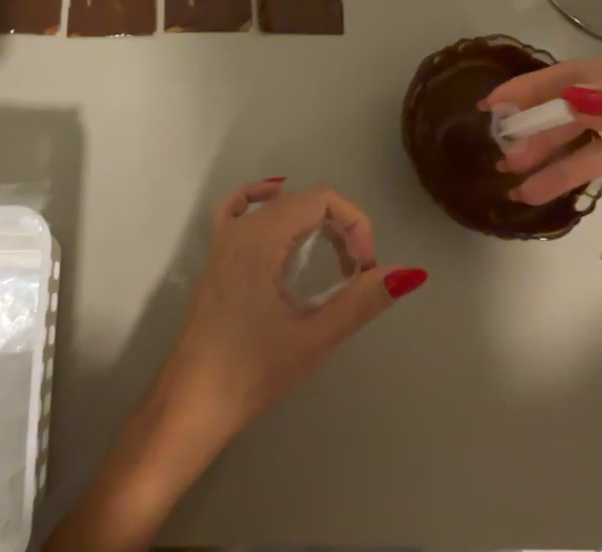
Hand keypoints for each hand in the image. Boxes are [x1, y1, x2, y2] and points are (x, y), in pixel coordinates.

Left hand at [158, 180, 426, 437]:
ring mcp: (222, 242)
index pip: (321, 199)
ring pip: (275, 207)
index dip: (355, 225)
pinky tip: (280, 218)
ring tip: (331, 262)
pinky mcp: (215, 260)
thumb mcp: (314, 337)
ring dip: (310, 223)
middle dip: (338, 228)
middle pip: (300, 200)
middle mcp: (239, 230)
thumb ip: (361, 301)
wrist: (192, 402)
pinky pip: (238, 212)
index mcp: (261, 239)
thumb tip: (409, 273)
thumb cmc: (252, 371)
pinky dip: (262, 205)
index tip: (364, 272)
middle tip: (355, 278)